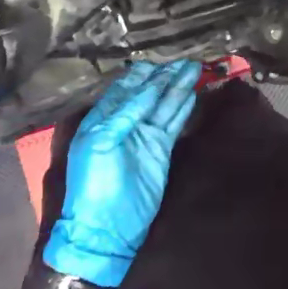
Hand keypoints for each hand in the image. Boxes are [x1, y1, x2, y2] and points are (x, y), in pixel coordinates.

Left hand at [41, 60, 201, 286]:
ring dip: (179, 87)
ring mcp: (145, 136)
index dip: (143, 74)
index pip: (126, 89)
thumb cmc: (93, 185)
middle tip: (185, 60)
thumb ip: (124, 114)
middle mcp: (125, 123)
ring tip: (194, 69)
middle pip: (149, 93)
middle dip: (166, 76)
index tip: (160, 58)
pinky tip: (193, 93)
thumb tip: (148, 87)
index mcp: (102, 119)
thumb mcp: (100, 143)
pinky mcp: (161, 149)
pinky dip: (184, 107)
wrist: (105, 229)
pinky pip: (174, 122)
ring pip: (165, 105)